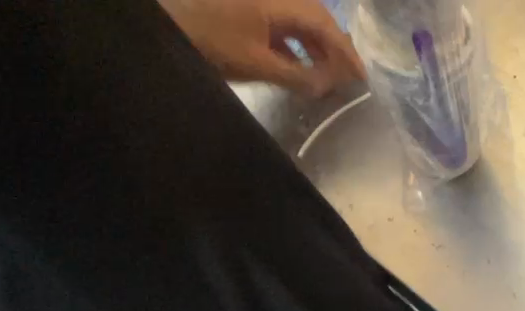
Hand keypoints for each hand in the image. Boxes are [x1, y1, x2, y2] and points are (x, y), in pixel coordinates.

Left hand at [161, 0, 363, 95]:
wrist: (163, 23)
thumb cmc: (210, 41)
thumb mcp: (258, 64)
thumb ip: (298, 76)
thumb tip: (328, 86)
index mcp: (276, 0)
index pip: (324, 23)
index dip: (346, 51)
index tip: (361, 76)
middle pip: (313, 15)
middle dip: (332, 47)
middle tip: (346, 76)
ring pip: (297, 16)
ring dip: (313, 44)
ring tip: (323, 74)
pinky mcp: (245, 3)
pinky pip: (279, 17)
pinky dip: (293, 39)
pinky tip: (296, 62)